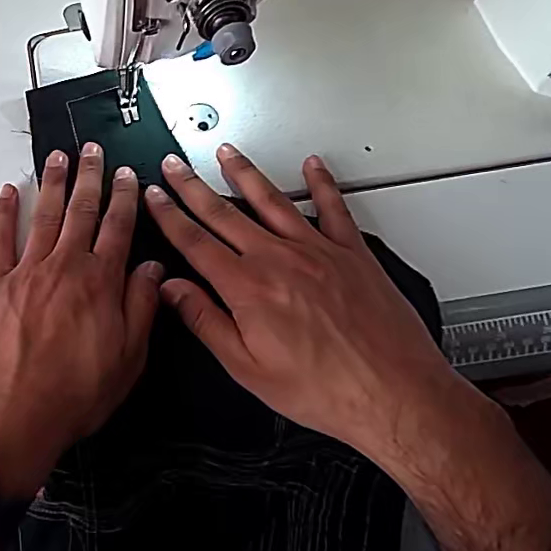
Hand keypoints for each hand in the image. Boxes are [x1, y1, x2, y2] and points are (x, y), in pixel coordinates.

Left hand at [0, 143, 163, 496]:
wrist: (16, 414)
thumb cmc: (72, 394)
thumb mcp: (127, 359)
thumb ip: (140, 308)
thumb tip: (150, 271)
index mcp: (100, 285)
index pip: (118, 229)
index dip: (125, 199)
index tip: (129, 177)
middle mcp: (64, 270)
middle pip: (82, 213)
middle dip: (91, 178)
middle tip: (94, 152)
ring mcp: (27, 273)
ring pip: (45, 217)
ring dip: (54, 184)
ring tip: (59, 158)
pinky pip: (0, 239)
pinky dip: (5, 213)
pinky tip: (10, 193)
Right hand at [142, 145, 487, 465]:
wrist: (396, 396)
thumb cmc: (323, 389)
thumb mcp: (244, 366)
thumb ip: (203, 320)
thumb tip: (171, 290)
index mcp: (248, 288)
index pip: (194, 241)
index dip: (168, 215)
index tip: (154, 197)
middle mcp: (280, 261)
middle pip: (224, 213)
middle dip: (191, 185)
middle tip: (174, 165)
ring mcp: (318, 253)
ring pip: (271, 201)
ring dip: (244, 173)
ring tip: (226, 154)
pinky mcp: (353, 256)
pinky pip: (334, 208)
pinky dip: (322, 183)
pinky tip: (312, 166)